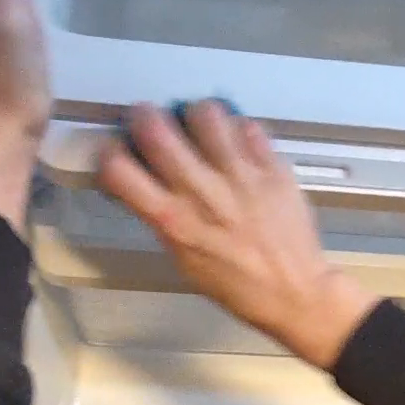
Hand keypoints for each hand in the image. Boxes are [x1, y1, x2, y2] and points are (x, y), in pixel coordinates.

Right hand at [98, 102, 378, 369]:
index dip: (111, 154)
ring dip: (196, 116)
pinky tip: (238, 146)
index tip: (119, 153)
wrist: (294, 292)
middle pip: (154, 126)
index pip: (117, 169)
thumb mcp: (186, 260)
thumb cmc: (238, 286)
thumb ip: (165, 218)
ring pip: (203, 112)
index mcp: (173, 222)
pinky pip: (246, 125)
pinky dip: (238, 129)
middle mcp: (201, 192)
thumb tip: (148, 182)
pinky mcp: (272, 166)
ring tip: (202, 131)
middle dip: (146, 118)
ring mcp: (239, 175)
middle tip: (154, 124)